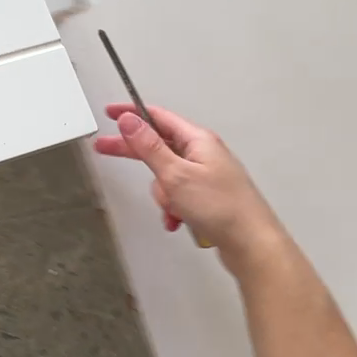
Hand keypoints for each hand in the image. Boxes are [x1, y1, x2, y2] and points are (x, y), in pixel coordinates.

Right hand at [91, 103, 277, 248]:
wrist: (251, 244)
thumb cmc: (220, 207)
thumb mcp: (175, 174)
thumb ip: (149, 146)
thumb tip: (129, 120)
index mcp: (197, 140)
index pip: (158, 117)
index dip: (132, 113)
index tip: (111, 113)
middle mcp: (202, 153)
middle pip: (158, 145)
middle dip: (134, 153)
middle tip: (105, 148)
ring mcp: (205, 175)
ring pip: (166, 177)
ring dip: (163, 194)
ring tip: (174, 208)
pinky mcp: (206, 196)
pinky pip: (177, 196)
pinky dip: (173, 208)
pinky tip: (178, 220)